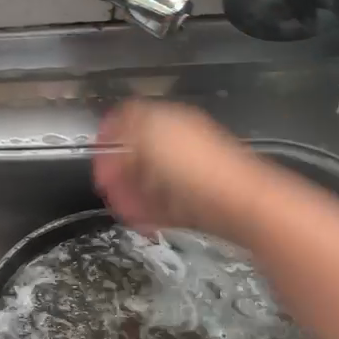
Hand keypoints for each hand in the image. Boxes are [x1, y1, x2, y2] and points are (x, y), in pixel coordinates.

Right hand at [93, 100, 276, 243]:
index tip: (98, 154)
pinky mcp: (196, 200)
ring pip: (150, 181)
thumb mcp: (148, 135)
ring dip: (132, 194)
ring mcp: (189, 172)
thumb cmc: (192, 166)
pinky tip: (141, 221)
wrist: (239, 203)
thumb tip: (114, 131)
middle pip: (138, 153)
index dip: (109, 134)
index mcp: (168, 119)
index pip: (129, 117)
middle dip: (119, 171)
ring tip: (121, 207)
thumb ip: (125, 127)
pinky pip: (165, 204)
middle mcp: (180, 142)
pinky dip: (150, 212)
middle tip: (106, 186)